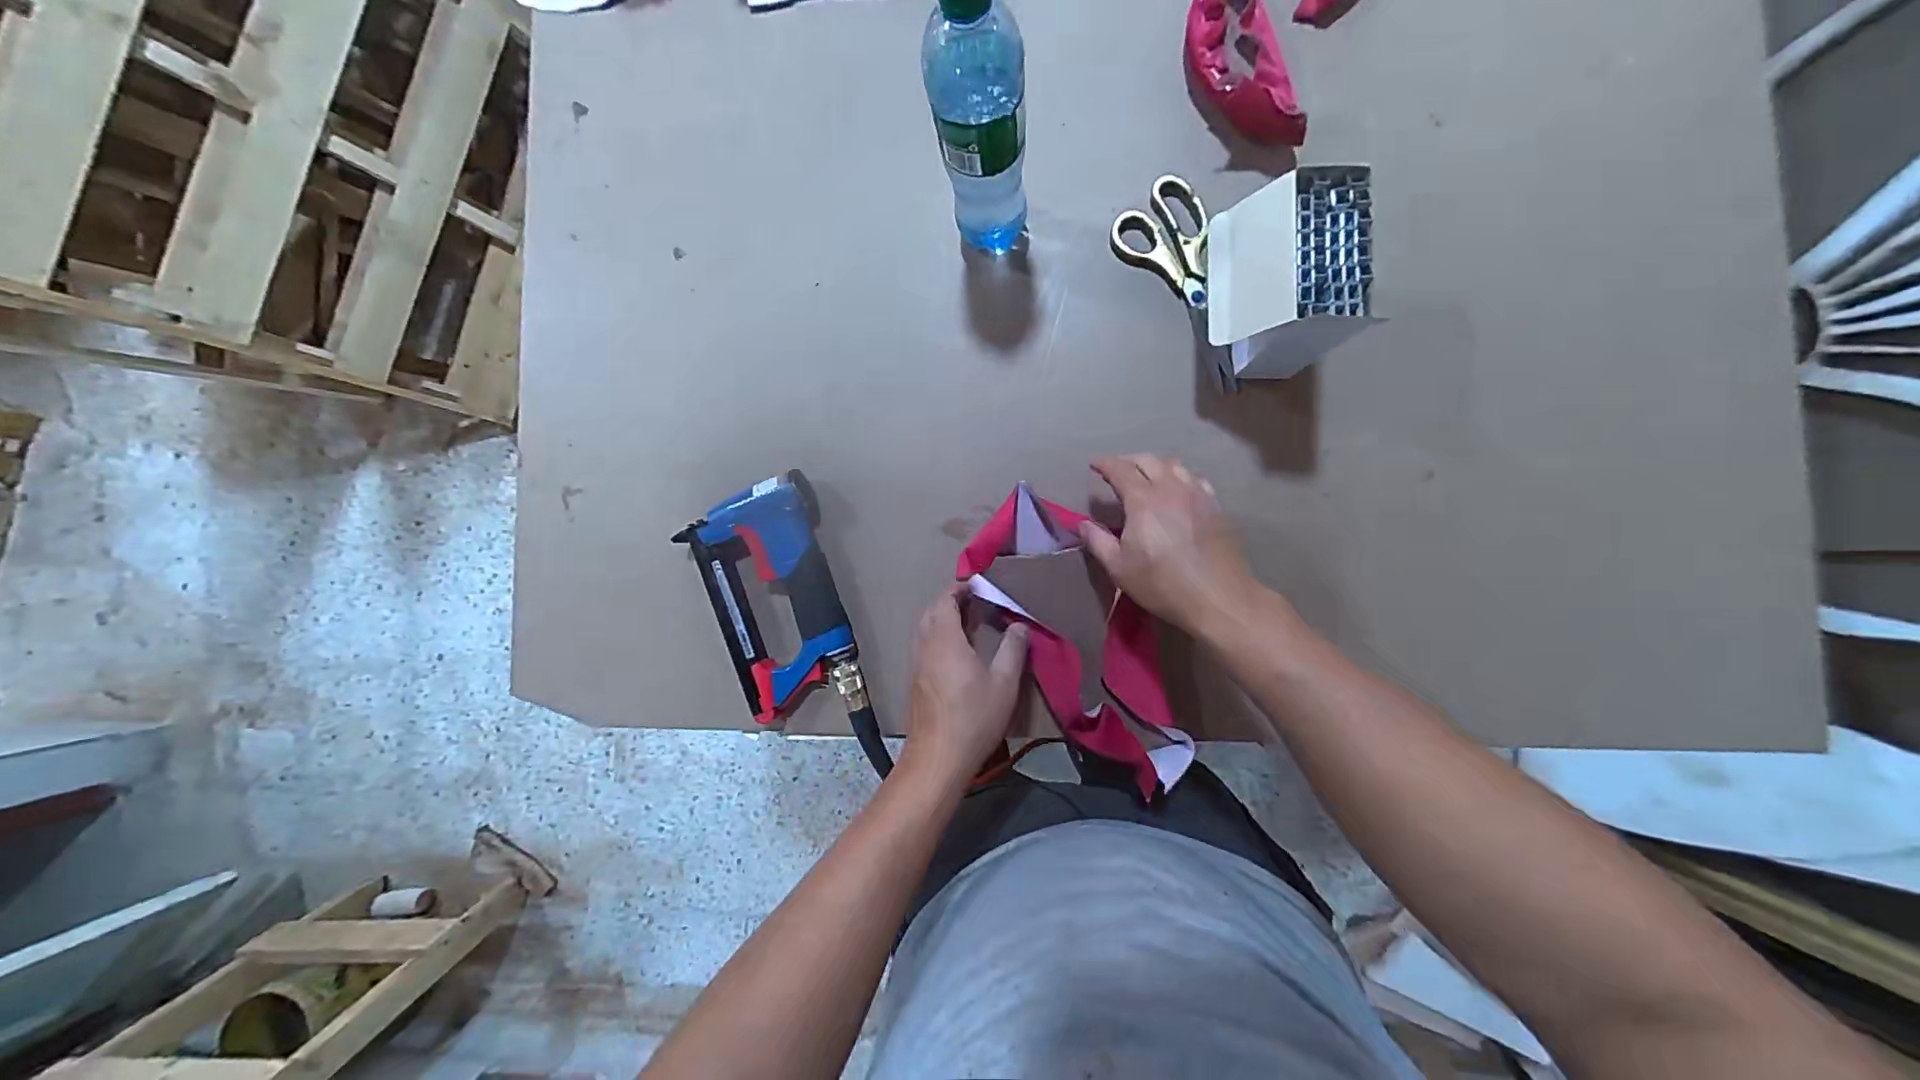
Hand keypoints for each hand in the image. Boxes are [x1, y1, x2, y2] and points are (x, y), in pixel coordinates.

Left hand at [898, 584, 1029, 789]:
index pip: (946, 599)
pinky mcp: (917, 680)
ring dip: (946, 618)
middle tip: (981, 601)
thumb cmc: (973, 717)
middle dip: (953, 600)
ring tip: (973, 621)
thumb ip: (1013, 649)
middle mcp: (925, 646)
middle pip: (933, 611)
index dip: (961, 587)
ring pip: (927, 628)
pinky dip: (941, 636)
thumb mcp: (1004, 682)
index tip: (982, 585)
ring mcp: (918, 664)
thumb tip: (1020, 624)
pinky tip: (961, 649)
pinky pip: (926, 644)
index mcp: (944, 639)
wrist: (938, 758)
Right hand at [1080, 454, 1254, 635]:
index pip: (1120, 469)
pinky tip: (1178, 490)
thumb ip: (1097, 541)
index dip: (1105, 464)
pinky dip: (1179, 477)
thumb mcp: (1119, 568)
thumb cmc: (1162, 584)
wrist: (1217, 598)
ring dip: (1155, 465)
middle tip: (1116, 470)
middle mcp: (1171, 489)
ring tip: (1147, 476)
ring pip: (1175, 466)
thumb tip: (1082, 524)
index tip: (1094, 464)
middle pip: (1148, 460)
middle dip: (1128, 460)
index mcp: (1143, 501)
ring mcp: (1198, 495)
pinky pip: (1195, 479)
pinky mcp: (1216, 506)